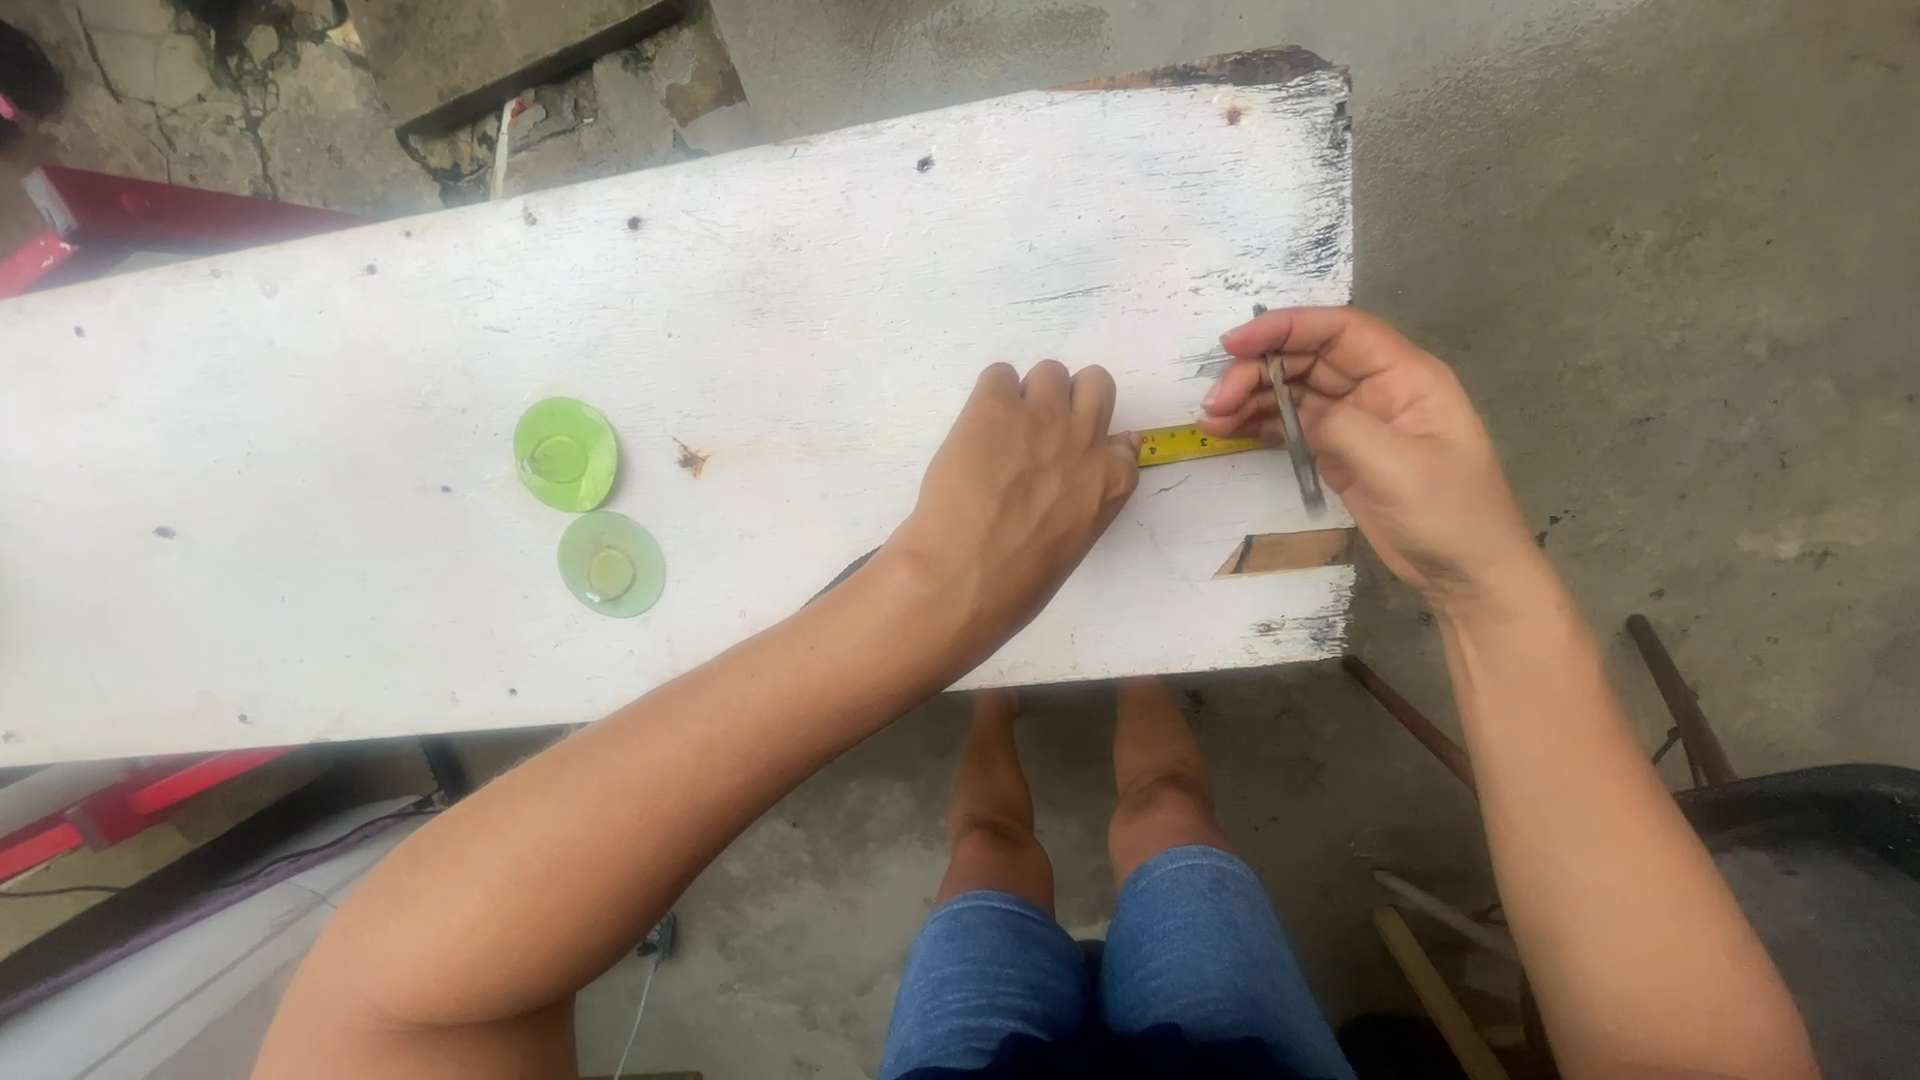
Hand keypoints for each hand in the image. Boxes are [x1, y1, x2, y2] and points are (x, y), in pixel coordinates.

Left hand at [887, 361, 1139, 661]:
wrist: (962, 575)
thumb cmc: (1014, 583)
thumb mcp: (1071, 547)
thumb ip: (1087, 505)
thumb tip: (1086, 482)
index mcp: (1110, 482)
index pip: (1122, 439)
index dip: (1091, 443)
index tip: (1069, 457)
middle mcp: (1085, 439)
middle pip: (1094, 384)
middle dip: (1069, 400)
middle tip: (1035, 430)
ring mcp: (1042, 416)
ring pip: (1049, 372)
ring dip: (1027, 394)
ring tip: (998, 430)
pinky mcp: (995, 405)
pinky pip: (999, 374)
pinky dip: (988, 396)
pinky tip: (972, 430)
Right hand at [1200, 307, 1539, 608]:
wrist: (1466, 573)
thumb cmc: (1449, 514)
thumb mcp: (1396, 466)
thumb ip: (1341, 426)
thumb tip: (1292, 408)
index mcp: (1406, 376)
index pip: (1340, 332)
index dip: (1286, 328)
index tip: (1235, 343)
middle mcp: (1378, 389)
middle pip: (1308, 359)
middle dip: (1257, 371)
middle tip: (1214, 402)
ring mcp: (1356, 421)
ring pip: (1294, 392)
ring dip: (1250, 399)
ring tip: (1211, 420)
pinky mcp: (1338, 452)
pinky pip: (1292, 425)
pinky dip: (1259, 424)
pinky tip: (1230, 430)